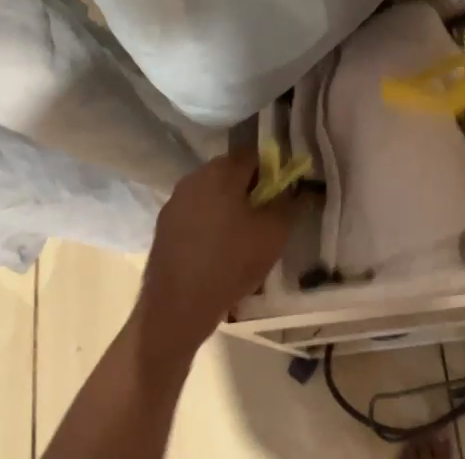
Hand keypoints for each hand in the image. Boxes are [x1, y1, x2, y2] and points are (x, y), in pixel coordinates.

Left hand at [135, 149, 299, 353]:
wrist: (176, 309)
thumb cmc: (230, 263)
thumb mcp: (274, 234)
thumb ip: (291, 203)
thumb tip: (300, 189)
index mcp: (220, 172)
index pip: (254, 155)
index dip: (273, 171)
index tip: (281, 196)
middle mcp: (194, 178)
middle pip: (231, 172)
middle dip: (251, 189)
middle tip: (266, 217)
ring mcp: (174, 202)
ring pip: (212, 193)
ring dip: (229, 206)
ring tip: (243, 236)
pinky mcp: (163, 226)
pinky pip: (195, 213)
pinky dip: (210, 222)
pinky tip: (218, 250)